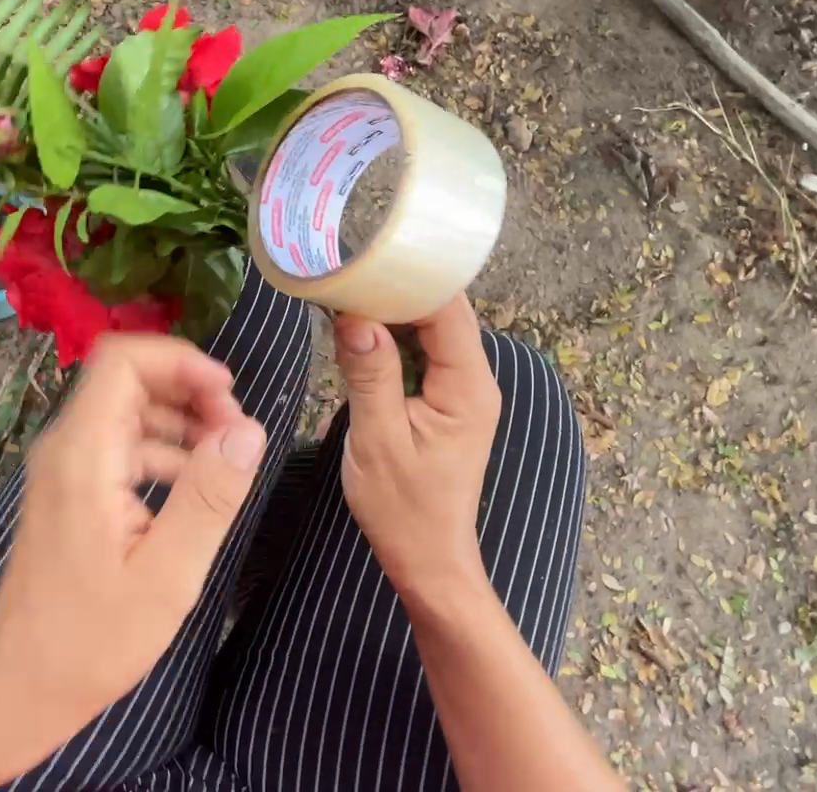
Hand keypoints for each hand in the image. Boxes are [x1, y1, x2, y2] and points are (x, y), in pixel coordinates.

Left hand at [0, 333, 268, 763]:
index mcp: (83, 453)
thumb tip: (248, 429)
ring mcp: (67, 465)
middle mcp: (68, 445)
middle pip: (129, 379)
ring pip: (129, 410)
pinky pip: (123, 444)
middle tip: (237, 431)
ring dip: (181, 420)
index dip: (179, 361)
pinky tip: (196, 486)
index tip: (228, 394)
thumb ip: (208, 497)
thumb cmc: (90, 639)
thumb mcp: (166, 575)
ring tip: (227, 458)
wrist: (21, 683)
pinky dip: (165, 449)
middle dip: (188, 390)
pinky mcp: (74, 487)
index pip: (122, 360)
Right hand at [333, 294, 500, 597]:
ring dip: (389, 311)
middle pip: (440, 314)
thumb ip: (370, 374)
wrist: (425, 558)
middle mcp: (473, 380)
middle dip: (395, 289)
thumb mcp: (378, 438)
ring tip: (344, 287)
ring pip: (427, 331)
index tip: (362, 259)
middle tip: (343, 268)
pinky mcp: (441, 400)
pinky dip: (389, 337)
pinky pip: (418, 353)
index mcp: (468, 387)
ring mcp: (459, 390)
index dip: (408, 280)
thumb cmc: (403, 507)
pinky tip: (356, 326)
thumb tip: (353, 316)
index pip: (447, 311)